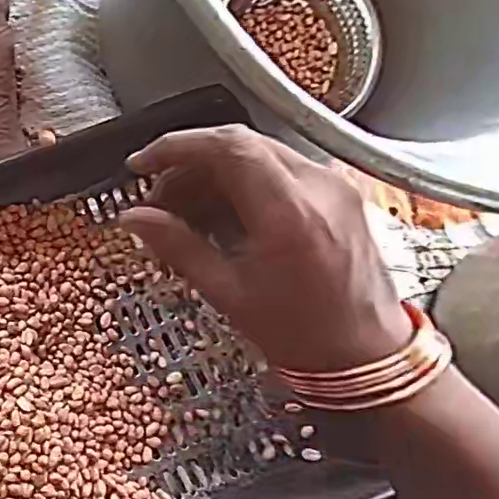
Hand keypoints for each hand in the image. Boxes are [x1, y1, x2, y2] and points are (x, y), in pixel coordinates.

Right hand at [116, 125, 411, 372]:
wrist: (362, 352)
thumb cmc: (304, 331)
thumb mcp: (226, 291)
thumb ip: (177, 246)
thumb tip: (136, 219)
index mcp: (290, 213)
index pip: (227, 147)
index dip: (176, 148)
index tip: (145, 163)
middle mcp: (318, 188)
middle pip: (238, 146)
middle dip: (189, 166)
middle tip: (158, 199)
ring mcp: (333, 186)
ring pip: (256, 154)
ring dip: (213, 176)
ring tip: (186, 214)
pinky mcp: (337, 192)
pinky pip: (278, 170)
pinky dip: (241, 184)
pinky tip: (221, 216)